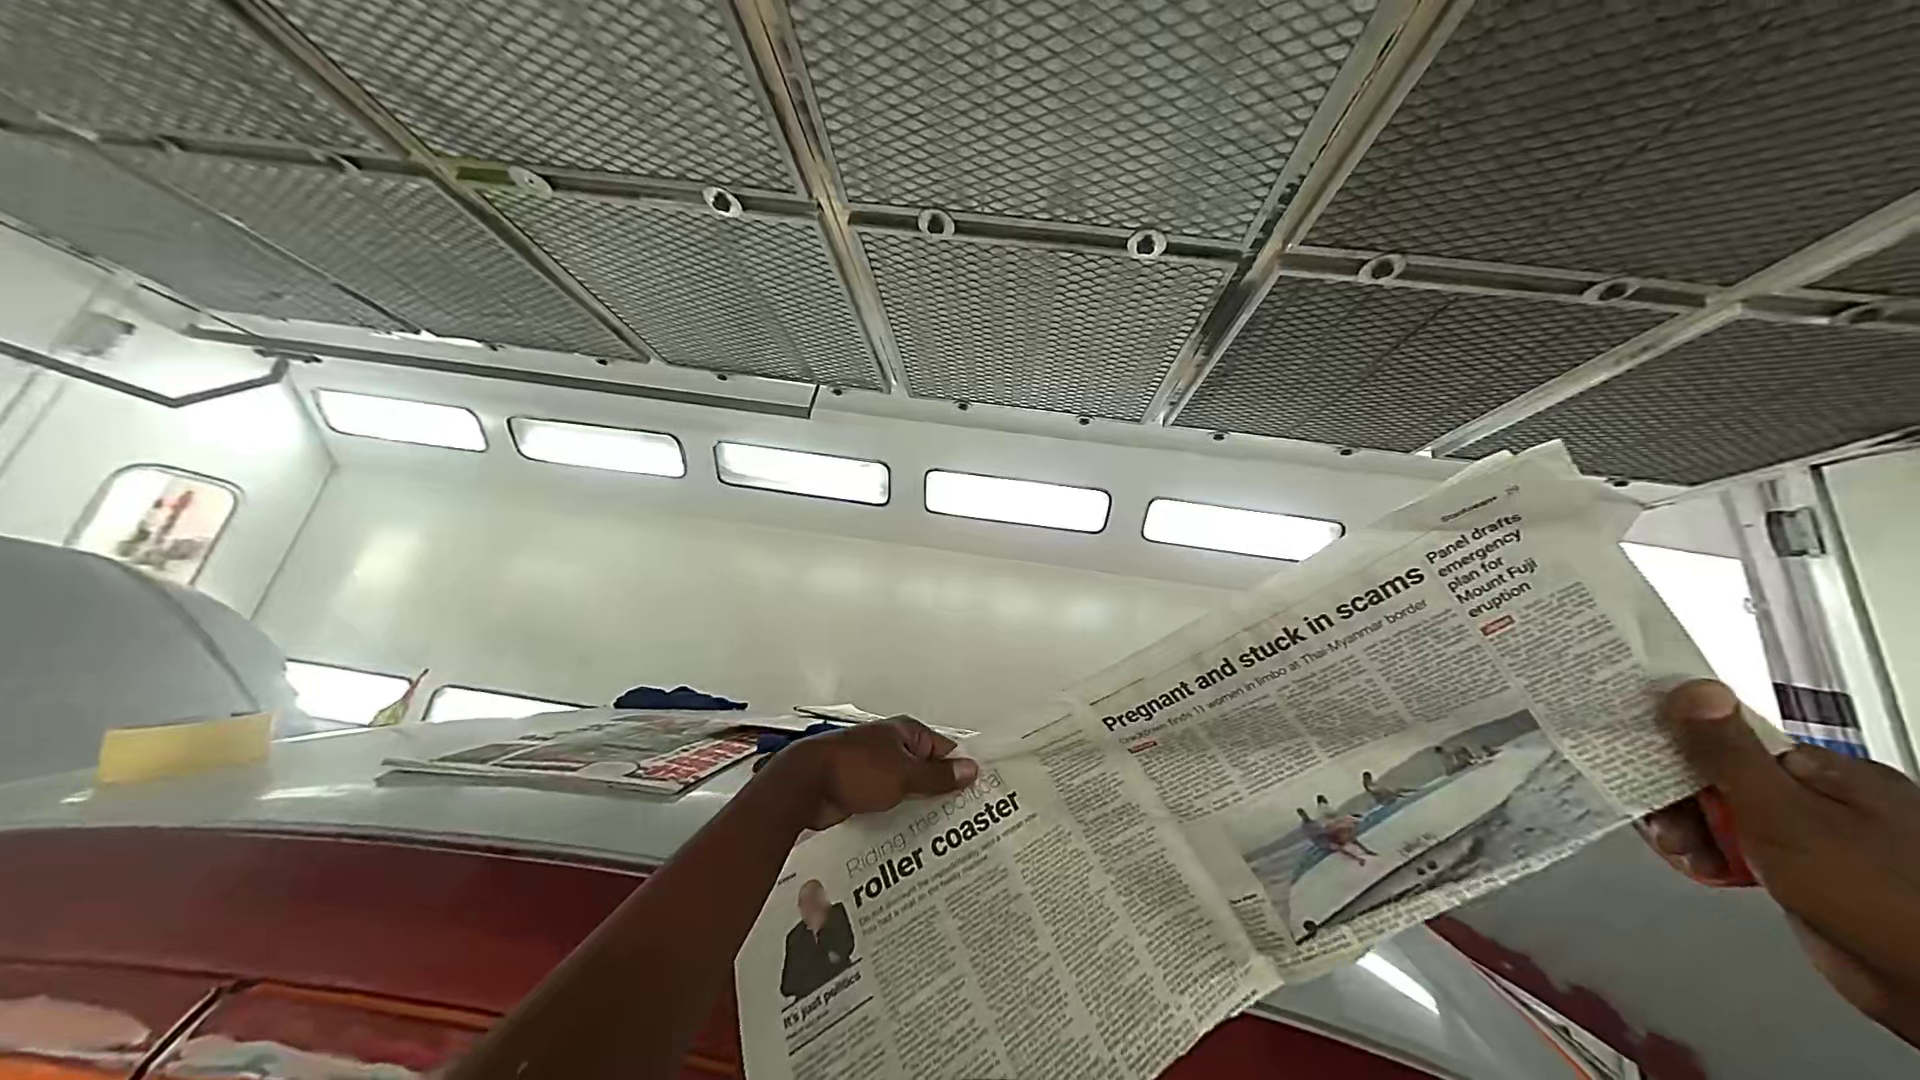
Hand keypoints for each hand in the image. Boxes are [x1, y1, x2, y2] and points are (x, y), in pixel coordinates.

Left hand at [774, 716, 978, 830]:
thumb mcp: (905, 775)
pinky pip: (887, 803)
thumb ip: (938, 776)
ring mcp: (874, 768)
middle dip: (940, 793)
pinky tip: (910, 837)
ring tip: (942, 834)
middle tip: (963, 822)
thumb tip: (971, 769)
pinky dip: (896, 815)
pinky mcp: (859, 789)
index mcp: (906, 732)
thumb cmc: (855, 770)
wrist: (804, 785)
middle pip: (925, 770)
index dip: (960, 771)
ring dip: (917, 807)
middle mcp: (892, 746)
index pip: (945, 750)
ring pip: (906, 789)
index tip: (977, 796)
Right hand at [1641, 680, 1919, 1046]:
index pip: (1729, 738)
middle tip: (1661, 822)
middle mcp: (1820, 796)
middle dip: (1677, 799)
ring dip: (1687, 830)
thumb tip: (1696, 690)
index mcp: (1829, 771)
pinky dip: (1708, 854)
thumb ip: (1728, 752)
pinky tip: (1702, 867)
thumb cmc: (1877, 895)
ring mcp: (1808, 835)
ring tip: (1682, 851)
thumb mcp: (1783, 813)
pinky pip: (1731, 845)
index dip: (1678, 746)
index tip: (1639, 759)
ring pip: (1718, 814)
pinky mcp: (1796, 870)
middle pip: (1716, 777)